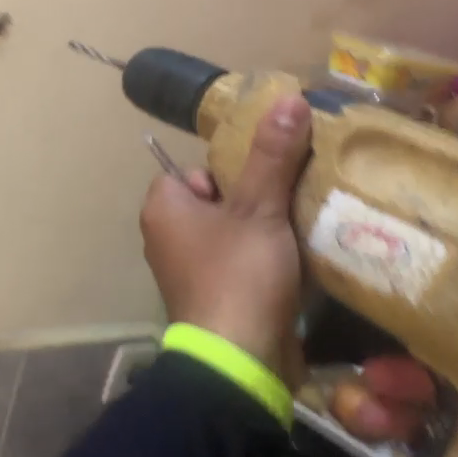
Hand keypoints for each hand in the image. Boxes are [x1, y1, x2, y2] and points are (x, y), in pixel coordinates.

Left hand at [138, 95, 310, 378]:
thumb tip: (287, 97)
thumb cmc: (238, 273)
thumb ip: (273, 156)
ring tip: (295, 234)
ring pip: (229, 232)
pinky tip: (292, 266)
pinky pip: (236, 263)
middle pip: (215, 200)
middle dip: (252, 203)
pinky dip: (261, 261)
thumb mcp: (259, 208)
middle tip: (285, 209)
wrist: (239, 359)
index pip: (192, 170)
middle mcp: (163, 235)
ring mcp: (185, 269)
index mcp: (162, 208)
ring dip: (262, 232)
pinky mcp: (209, 296)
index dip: (229, 174)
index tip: (261, 188)